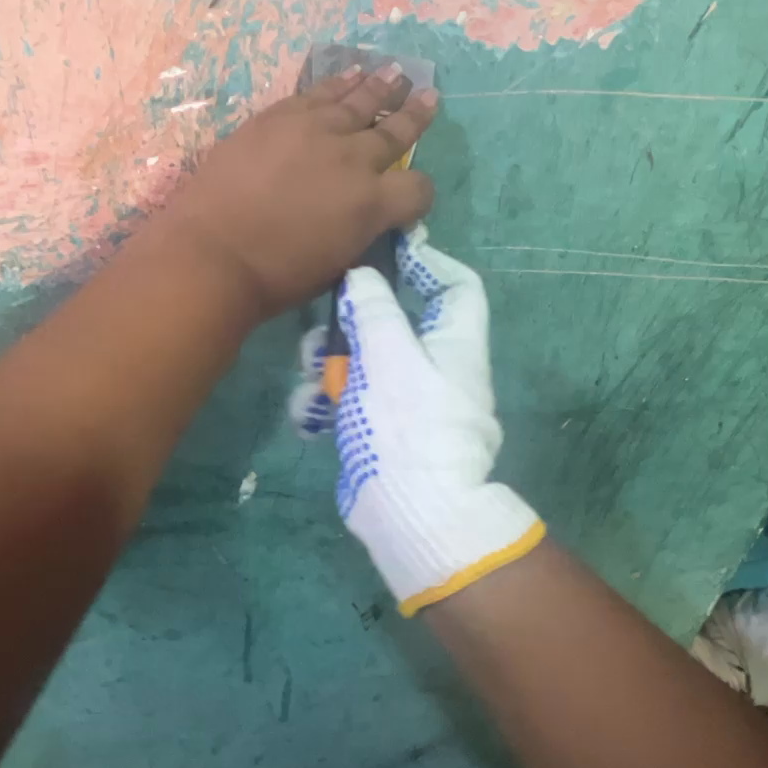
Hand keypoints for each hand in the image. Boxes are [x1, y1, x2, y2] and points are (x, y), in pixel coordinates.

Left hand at [158, 63, 437, 316]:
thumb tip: (361, 217)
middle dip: (415, 115)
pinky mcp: (278, 117)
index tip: (411, 198)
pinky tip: (347, 76)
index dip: (419, 195)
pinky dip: (337, 84)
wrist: (212, 254)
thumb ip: (357, 233)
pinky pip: (317, 93)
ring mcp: (314, 130)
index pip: (417, 189)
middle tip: (428, 97)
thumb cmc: (273, 277)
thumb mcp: (335, 266)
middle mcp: (352, 158)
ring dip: (379, 87)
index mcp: (371, 204)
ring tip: (394, 73)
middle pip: (394, 131)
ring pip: (357, 101)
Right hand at [327, 226, 544, 614]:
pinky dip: (331, 407)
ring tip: (311, 384)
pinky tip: (311, 418)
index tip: (384, 253)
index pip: (456, 287)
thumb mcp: (386, 356)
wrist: (411, 514)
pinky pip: (354, 404)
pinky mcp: (383, 434)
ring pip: (365, 365)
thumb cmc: (405, 425)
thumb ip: (373, 309)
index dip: (427, 264)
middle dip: (351, 327)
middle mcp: (436, 370)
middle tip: (320, 335)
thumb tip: (363, 276)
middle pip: (395, 325)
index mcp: (454, 345)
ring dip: (331, 369)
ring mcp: (410, 405)